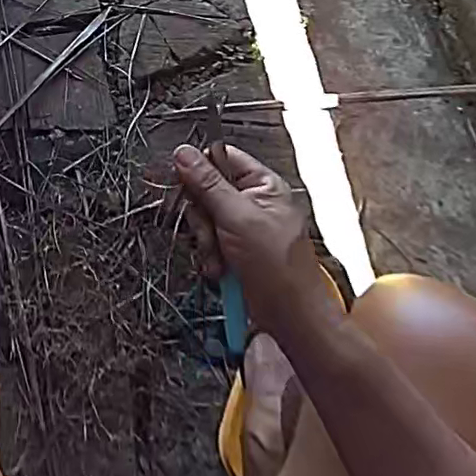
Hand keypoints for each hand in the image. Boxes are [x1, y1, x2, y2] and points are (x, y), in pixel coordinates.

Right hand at [174, 143, 335, 334]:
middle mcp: (253, 201)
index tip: (185, 182)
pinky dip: (208, 253)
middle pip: (206, 188)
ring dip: (204, 238)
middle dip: (202, 214)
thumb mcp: (237, 217)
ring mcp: (243, 225)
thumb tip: (184, 154)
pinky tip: (220, 267)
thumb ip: (207, 183)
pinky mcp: (234, 246)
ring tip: (218, 255)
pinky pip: (207, 238)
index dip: (199, 167)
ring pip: (203, 215)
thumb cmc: (280, 270)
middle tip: (210, 229)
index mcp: (263, 185)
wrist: (291, 321)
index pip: (221, 157)